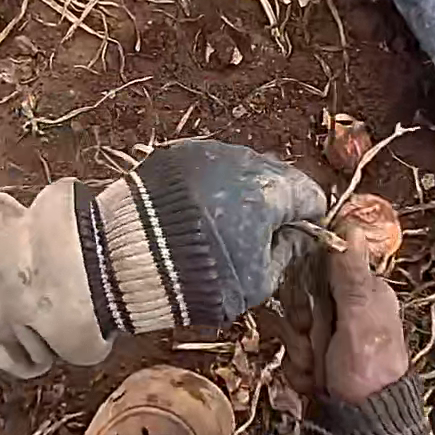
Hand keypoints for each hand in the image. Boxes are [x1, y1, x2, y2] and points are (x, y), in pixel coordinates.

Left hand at [77, 141, 325, 335]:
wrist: (123, 258)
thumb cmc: (199, 277)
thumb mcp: (257, 282)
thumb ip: (286, 254)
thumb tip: (297, 237)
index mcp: (270, 191)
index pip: (311, 195)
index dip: (308, 220)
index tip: (296, 238)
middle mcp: (245, 160)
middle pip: (279, 177)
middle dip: (277, 204)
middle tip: (261, 235)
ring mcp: (211, 152)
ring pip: (246, 169)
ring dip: (245, 192)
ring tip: (225, 224)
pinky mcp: (180, 152)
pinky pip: (213, 166)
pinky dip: (215, 185)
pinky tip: (199, 212)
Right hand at [281, 230, 409, 404]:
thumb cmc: (368, 373)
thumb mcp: (360, 321)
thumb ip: (351, 275)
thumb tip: (351, 224)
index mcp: (364, 290)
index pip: (319, 264)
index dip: (305, 286)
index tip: (306, 312)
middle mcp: (346, 306)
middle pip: (300, 294)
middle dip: (301, 326)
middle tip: (313, 347)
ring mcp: (329, 332)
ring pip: (291, 323)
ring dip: (298, 351)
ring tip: (316, 370)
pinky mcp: (314, 356)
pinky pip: (290, 349)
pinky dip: (297, 368)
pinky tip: (311, 382)